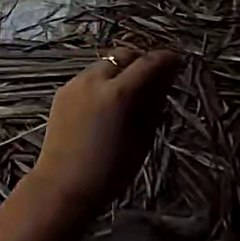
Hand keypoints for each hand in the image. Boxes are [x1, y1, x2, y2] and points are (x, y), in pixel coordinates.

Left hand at [32, 47, 180, 213]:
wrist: (63, 185)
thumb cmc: (111, 171)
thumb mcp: (142, 138)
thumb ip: (154, 102)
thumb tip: (166, 78)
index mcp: (118, 93)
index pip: (148, 62)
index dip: (166, 59)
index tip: (176, 61)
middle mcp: (94, 79)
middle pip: (123, 55)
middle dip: (141, 60)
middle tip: (154, 75)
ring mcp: (75, 83)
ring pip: (104, 63)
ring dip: (121, 69)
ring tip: (130, 88)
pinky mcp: (62, 91)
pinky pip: (88, 76)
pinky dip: (103, 80)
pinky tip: (107, 101)